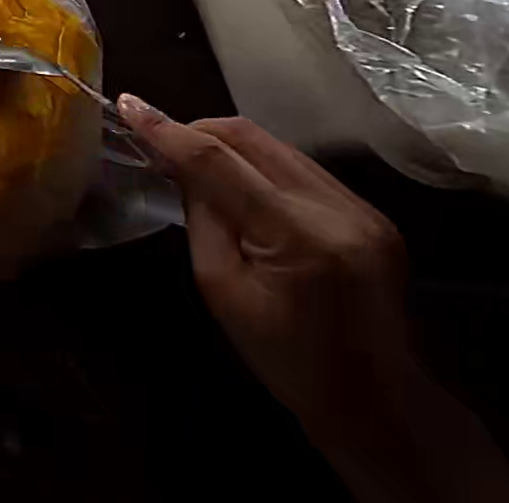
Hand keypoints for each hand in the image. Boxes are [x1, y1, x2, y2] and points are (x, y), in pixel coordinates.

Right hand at [119, 99, 508, 501]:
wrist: (381, 403)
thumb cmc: (284, 356)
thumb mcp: (218, 285)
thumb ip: (200, 215)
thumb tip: (178, 165)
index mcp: (299, 236)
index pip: (217, 161)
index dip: (165, 130)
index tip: (127, 104)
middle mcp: (338, 209)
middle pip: (248, 137)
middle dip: (193, 129)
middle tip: (153, 140)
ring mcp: (360, 207)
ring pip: (271, 143)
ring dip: (220, 142)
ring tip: (186, 159)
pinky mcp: (366, 211)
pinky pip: (292, 163)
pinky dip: (250, 160)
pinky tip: (230, 179)